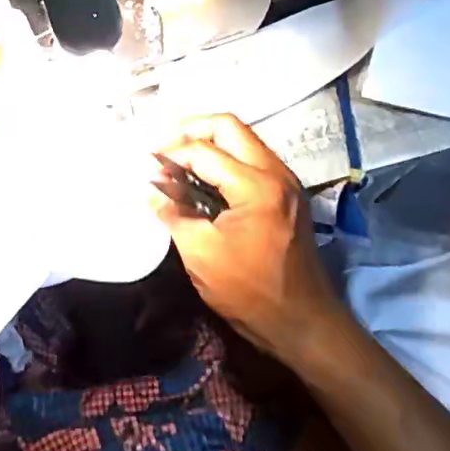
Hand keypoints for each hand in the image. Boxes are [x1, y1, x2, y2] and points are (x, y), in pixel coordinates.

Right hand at [150, 114, 344, 358]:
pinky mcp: (287, 194)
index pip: (203, 150)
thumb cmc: (249, 292)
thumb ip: (173, 211)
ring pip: (243, 140)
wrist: (303, 323)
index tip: (146, 165)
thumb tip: (150, 185)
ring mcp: (285, 181)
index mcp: (256, 186)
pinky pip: (252, 159)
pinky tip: (203, 181)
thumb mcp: (201, 253)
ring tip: (179, 165)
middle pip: (229, 126)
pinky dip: (225, 160)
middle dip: (191, 131)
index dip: (169, 154)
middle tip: (163, 151)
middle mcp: (276, 173)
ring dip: (209, 144)